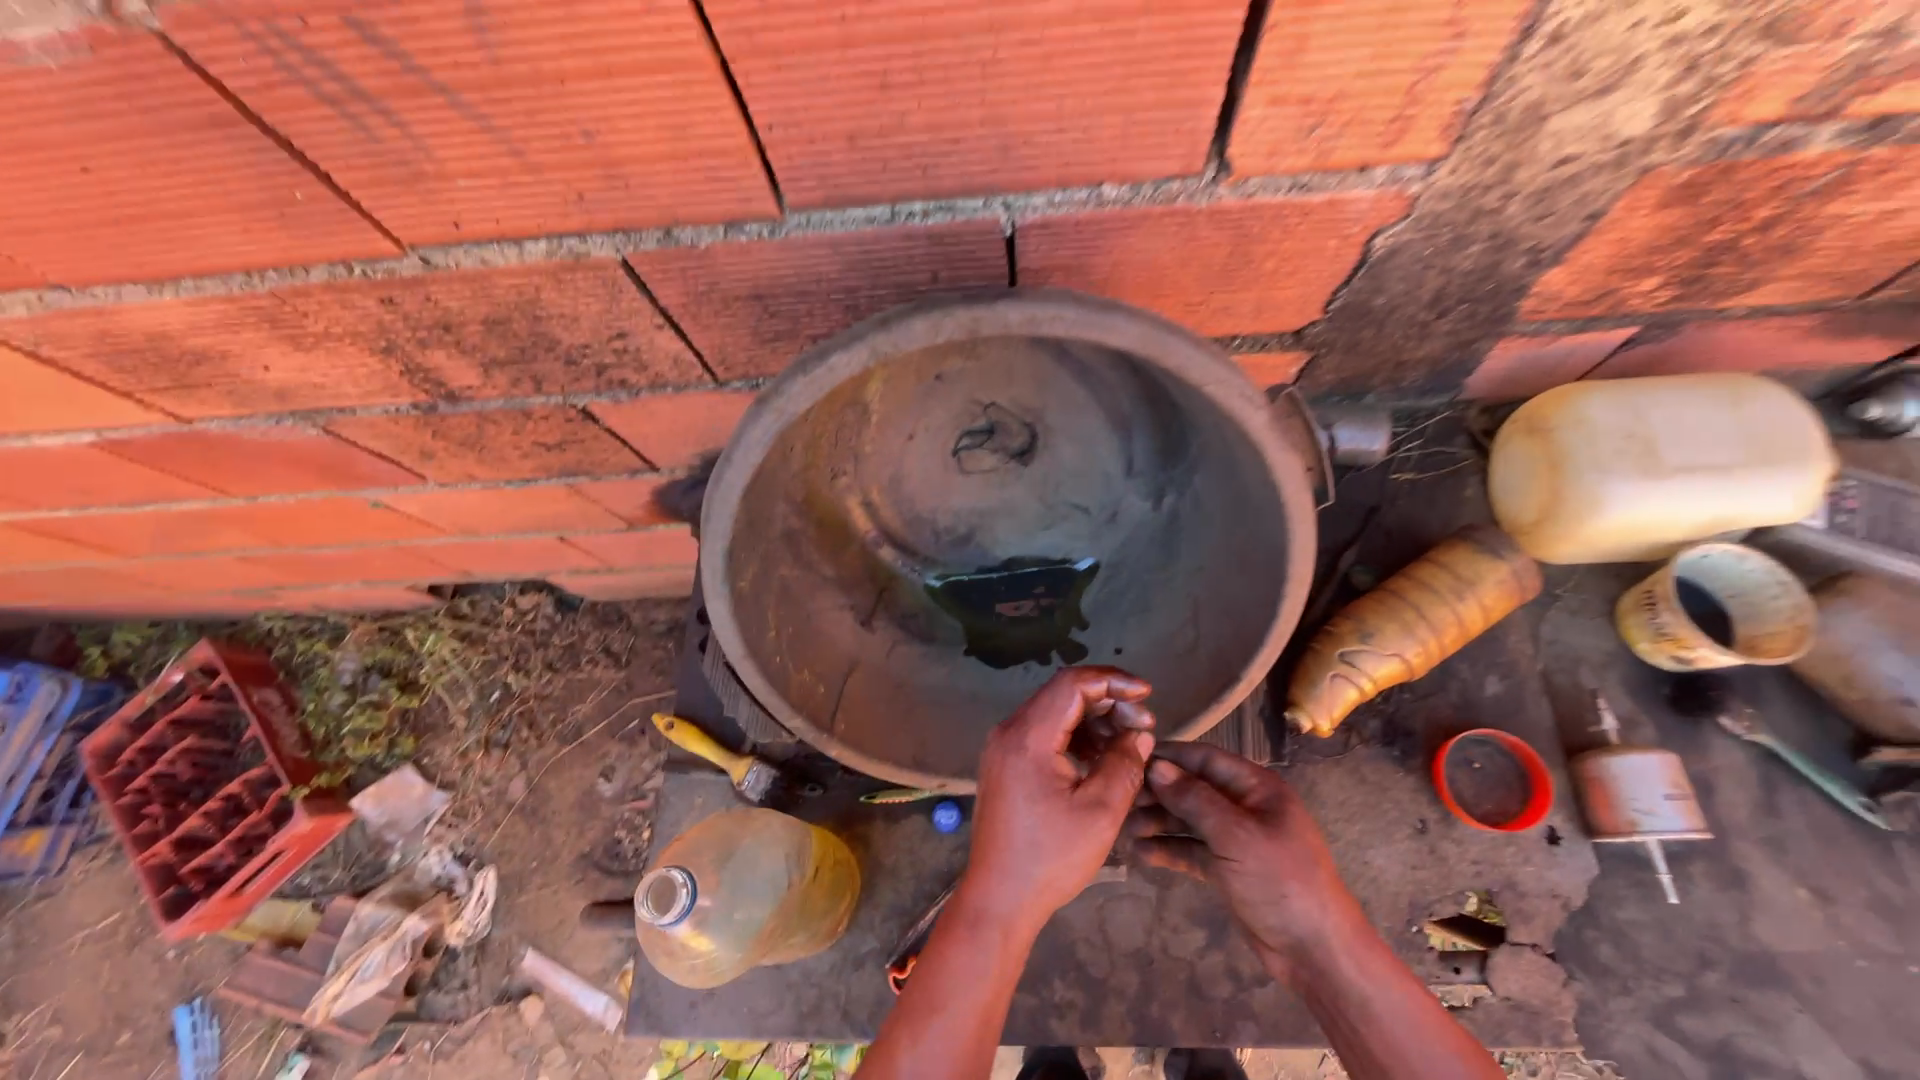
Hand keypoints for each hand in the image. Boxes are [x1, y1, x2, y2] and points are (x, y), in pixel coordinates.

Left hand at [963, 667, 1156, 927]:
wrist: (999, 897)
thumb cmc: (1050, 857)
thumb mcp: (1099, 811)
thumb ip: (1124, 764)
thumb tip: (1140, 733)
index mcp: (1028, 736)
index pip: (1072, 683)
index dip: (1113, 681)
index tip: (1146, 695)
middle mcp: (1009, 732)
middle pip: (1062, 694)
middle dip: (1107, 703)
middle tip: (1143, 726)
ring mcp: (1003, 748)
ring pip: (1054, 714)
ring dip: (1093, 722)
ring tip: (1127, 745)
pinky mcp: (1005, 765)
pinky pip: (1044, 735)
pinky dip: (1074, 739)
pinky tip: (1100, 760)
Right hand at [1125, 742, 1364, 979]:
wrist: (1315, 949)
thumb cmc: (1281, 880)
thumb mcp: (1236, 835)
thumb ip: (1194, 799)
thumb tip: (1156, 766)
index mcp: (1256, 788)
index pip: (1205, 759)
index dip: (1169, 756)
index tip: (1130, 759)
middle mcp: (1245, 807)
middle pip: (1193, 788)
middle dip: (1159, 792)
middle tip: (1122, 799)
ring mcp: (1236, 839)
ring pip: (1189, 820)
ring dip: (1159, 821)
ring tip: (1126, 828)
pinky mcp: (1227, 868)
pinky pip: (1191, 850)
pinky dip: (1168, 849)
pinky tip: (1140, 853)